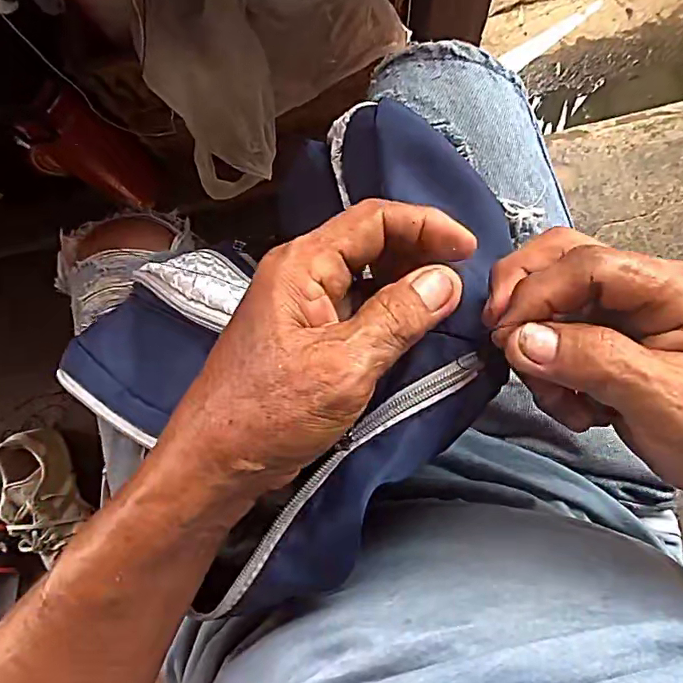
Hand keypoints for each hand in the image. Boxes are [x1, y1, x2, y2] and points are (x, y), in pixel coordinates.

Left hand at [159, 199, 474, 496]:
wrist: (216, 462)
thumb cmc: (266, 414)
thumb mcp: (344, 365)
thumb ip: (397, 318)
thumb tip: (445, 281)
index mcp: (303, 265)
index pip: (373, 220)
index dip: (426, 224)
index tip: (466, 246)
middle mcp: (302, 274)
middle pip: (371, 241)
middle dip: (420, 250)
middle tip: (463, 273)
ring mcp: (304, 305)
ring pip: (367, 274)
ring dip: (408, 280)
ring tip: (448, 297)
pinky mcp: (310, 335)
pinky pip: (359, 305)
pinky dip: (391, 309)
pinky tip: (417, 323)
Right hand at [484, 228, 682, 494]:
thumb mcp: (665, 401)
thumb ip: (594, 362)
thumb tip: (523, 338)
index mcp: (680, 290)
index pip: (591, 264)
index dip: (539, 292)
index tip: (507, 332)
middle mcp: (653, 288)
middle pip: (566, 260)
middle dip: (526, 298)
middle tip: (502, 339)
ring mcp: (633, 312)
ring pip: (556, 299)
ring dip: (537, 344)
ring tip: (556, 395)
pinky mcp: (616, 339)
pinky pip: (562, 334)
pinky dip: (550, 366)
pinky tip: (572, 402)